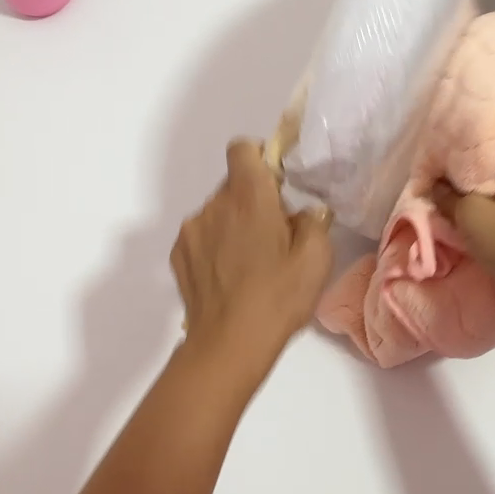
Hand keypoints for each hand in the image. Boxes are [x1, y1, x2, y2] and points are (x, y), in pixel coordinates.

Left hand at [172, 140, 333, 359]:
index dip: (260, 158)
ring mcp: (190, 231)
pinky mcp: (178, 256)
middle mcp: (213, 205)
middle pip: (233, 185)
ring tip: (250, 264)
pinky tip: (229, 278)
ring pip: (216, 213)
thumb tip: (300, 213)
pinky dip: (215, 247)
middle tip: (274, 237)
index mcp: (248, 196)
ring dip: (232, 226)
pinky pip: (201, 237)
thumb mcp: (316, 259)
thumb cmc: (278, 299)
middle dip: (252, 201)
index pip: (243, 148)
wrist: (228, 345)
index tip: (277, 185)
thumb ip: (312, 221)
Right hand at [431, 137, 494, 323]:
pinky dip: (471, 206)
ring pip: (487, 184)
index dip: (465, 133)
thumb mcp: (471, 214)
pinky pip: (490, 205)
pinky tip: (446, 208)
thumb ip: (446, 194)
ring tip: (431, 184)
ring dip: (462, 188)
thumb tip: (432, 184)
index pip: (494, 132)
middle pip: (488, 159)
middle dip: (458, 162)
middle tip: (426, 161)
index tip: (437, 137)